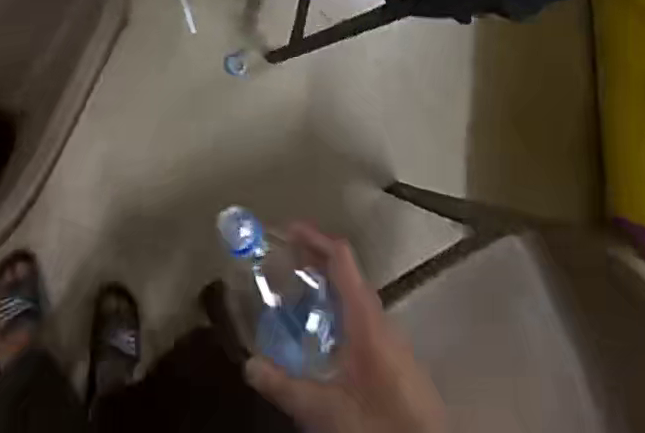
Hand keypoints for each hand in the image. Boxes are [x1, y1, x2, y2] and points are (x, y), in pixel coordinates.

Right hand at [243, 223, 446, 432]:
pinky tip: (319, 336)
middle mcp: (381, 321)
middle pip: (347, 274)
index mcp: (367, 319)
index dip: (314, 238)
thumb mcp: (327, 412)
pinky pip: (361, 320)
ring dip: (325, 287)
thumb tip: (249, 365)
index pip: (342, 259)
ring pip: (354, 298)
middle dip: (314, 261)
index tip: (287, 231)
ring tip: (293, 293)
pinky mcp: (394, 361)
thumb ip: (286, 387)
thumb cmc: (382, 425)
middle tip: (280, 262)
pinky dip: (336, 311)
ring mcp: (391, 341)